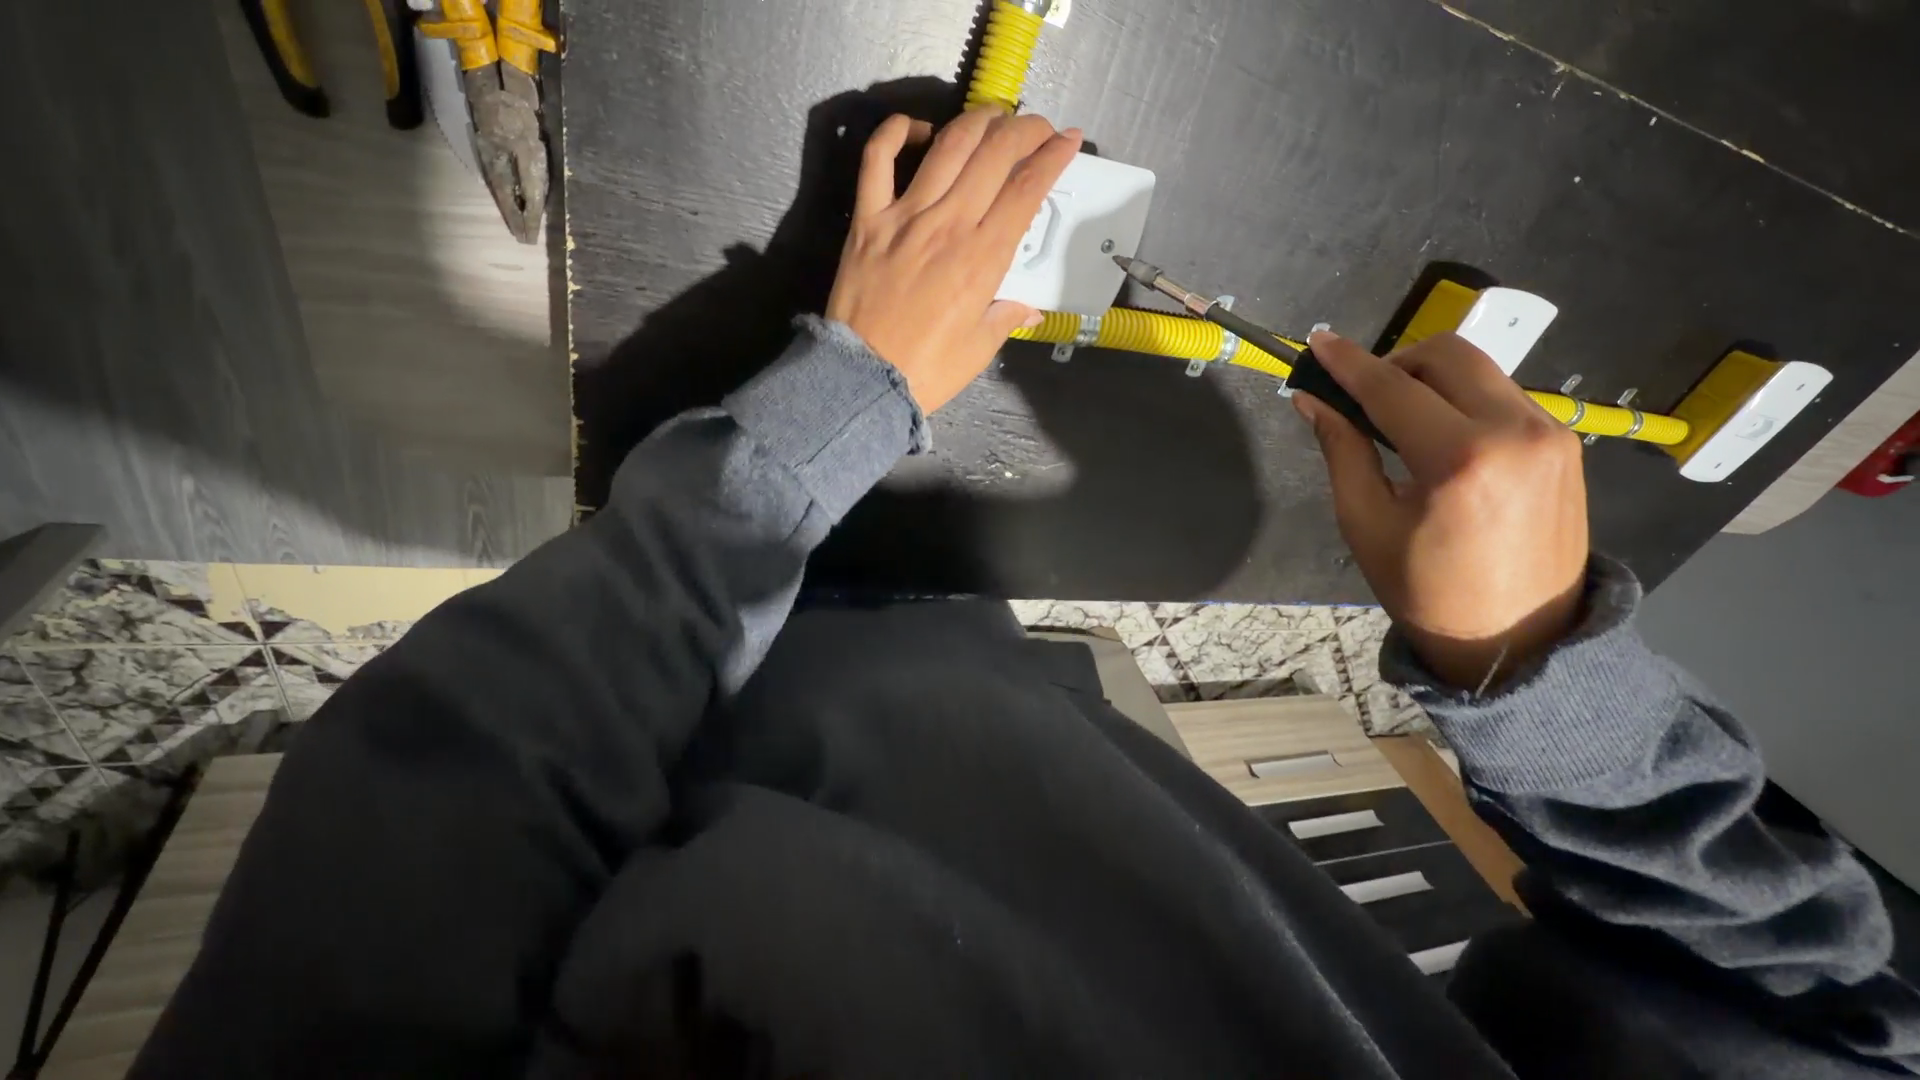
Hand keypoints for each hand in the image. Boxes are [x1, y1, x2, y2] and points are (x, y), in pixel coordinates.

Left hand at [827, 110, 1082, 411]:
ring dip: (978, 121)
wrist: (864, 378)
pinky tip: (919, 128)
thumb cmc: (928, 370)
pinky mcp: (867, 218)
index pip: (1026, 189)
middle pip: (994, 153)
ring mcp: (905, 215)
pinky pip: (879, 158)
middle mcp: (948, 224)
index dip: (1053, 156)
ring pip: (948, 145)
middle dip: (1025, 129)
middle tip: (1037, 128)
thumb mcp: (980, 348)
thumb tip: (1029, 309)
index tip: (1068, 141)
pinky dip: (898, 132)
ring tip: (994, 118)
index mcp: (983, 257)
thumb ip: (1007, 317)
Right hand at [1294, 331, 1589, 689]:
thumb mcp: (1366, 524)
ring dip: (1431, 379)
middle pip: (1447, 354)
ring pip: (1479, 369)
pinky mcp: (1564, 442)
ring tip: (1401, 419)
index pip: (1391, 388)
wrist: (1519, 637)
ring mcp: (1550, 433)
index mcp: (1459, 459)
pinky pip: (1503, 396)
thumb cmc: (1426, 591)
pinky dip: (1463, 400)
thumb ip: (1341, 451)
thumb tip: (1312, 401)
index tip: (1319, 341)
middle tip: (1364, 396)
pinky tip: (1444, 438)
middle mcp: (1515, 430)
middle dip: (1396, 361)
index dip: (1349, 363)